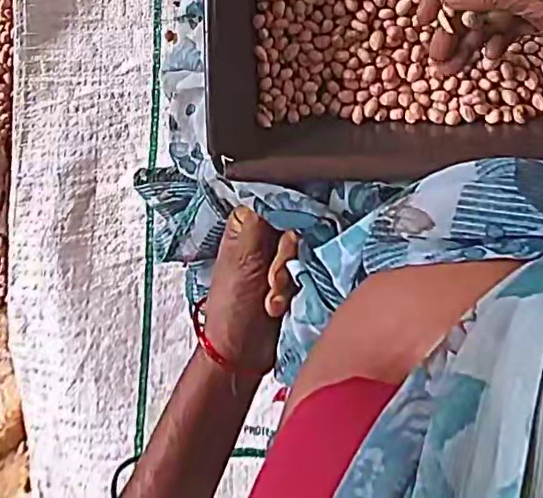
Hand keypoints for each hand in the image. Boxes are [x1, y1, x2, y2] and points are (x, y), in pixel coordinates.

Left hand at [201, 207, 298, 372]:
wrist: (240, 356)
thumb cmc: (231, 306)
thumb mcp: (241, 258)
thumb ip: (256, 220)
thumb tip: (272, 186)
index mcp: (247, 222)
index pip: (277, 200)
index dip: (285, 216)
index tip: (285, 239)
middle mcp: (266, 235)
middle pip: (296, 225)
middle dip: (286, 256)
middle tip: (271, 280)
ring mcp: (282, 258)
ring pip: (305, 249)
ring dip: (290, 276)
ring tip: (271, 299)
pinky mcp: (297, 278)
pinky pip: (311, 271)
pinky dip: (297, 289)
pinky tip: (278, 305)